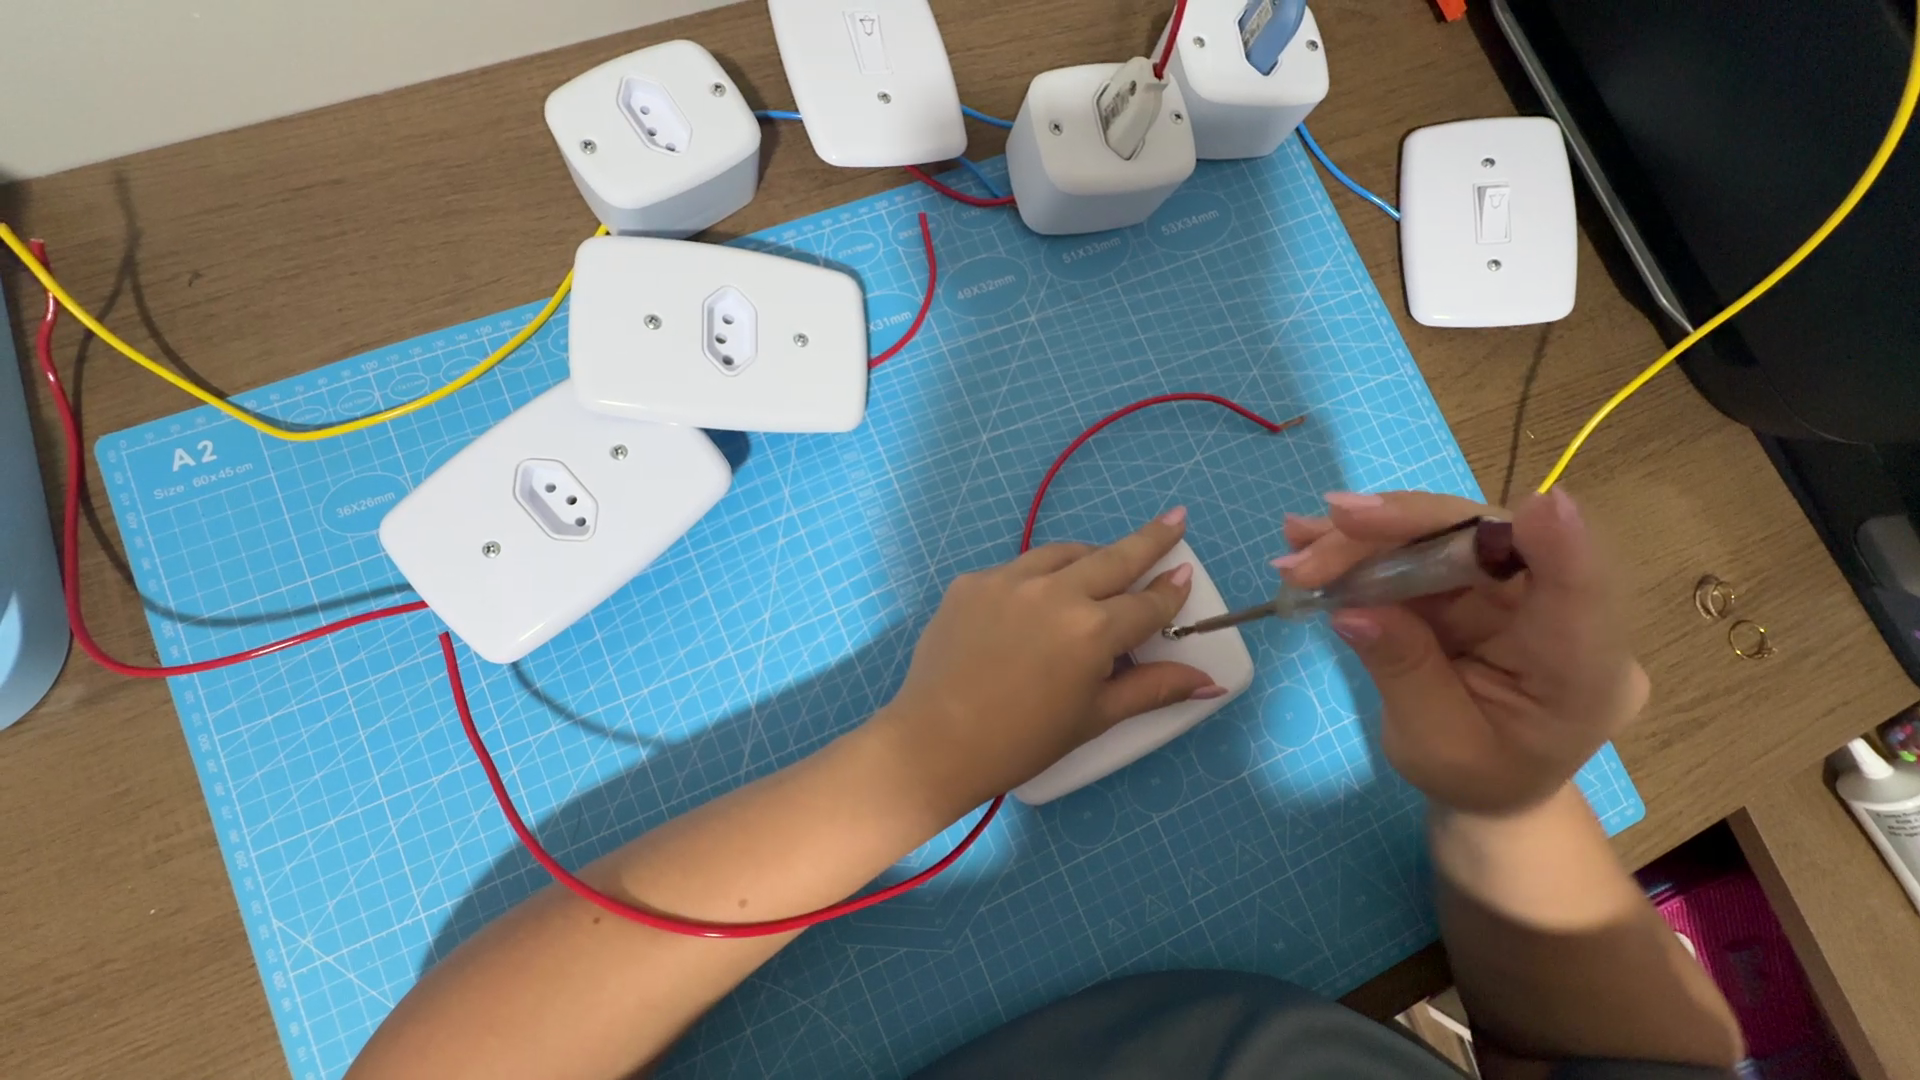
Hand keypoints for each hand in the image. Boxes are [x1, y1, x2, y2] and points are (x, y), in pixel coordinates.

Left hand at [869, 507, 1219, 817]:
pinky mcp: (971, 582)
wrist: (935, 742)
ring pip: (1062, 554)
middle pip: (1114, 558)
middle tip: (1174, 520)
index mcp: (1092, 630)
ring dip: (1090, 556)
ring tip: (1102, 565)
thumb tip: (1209, 682)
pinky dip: (1037, 578)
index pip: (1146, 604)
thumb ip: (1153, 689)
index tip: (1185, 572)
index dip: (1170, 591)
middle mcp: (1054, 592)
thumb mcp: (1094, 717)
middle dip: (1150, 539)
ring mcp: (1008, 580)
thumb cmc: (1022, 741)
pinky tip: (1034, 603)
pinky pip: (1016, 570)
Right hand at [1277, 490, 1647, 814]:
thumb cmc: (1476, 778)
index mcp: (1579, 669)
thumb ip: (1403, 672)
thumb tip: (1351, 610)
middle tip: (1316, 542)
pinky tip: (1311, 543)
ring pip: (1442, 535)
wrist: (1488, 787)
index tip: (1538, 506)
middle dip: (1398, 532)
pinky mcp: (1471, 582)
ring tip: (1296, 551)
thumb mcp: (1434, 742)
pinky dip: (1360, 546)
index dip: (1559, 544)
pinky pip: (1416, 549)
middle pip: (1486, 544)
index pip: (1582, 594)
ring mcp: (1512, 590)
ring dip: (1363, 538)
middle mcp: (1555, 610)